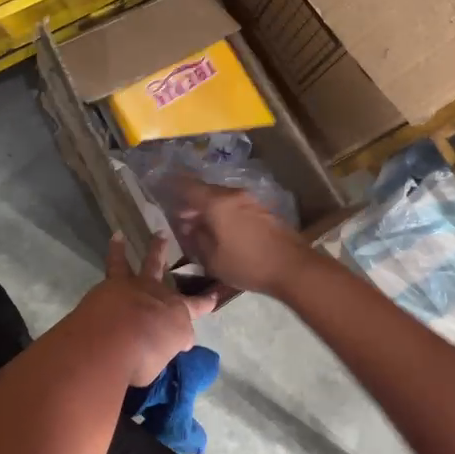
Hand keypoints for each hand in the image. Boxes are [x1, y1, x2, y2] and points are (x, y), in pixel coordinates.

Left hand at [76, 234, 216, 387]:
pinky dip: (117, 249)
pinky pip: (116, 261)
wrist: (115, 339)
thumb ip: (169, 345)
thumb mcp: (163, 357)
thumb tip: (182, 340)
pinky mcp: (115, 281)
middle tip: (183, 261)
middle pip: (174, 282)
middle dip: (179, 273)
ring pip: (150, 262)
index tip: (214, 296)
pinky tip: (117, 236)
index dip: (205, 303)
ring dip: (155, 248)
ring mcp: (139, 285)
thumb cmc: (142, 358)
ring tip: (159, 236)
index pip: (195, 309)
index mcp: (177, 317)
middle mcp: (161, 295)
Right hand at [174, 182, 316, 296]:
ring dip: (208, 209)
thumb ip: (196, 238)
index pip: (188, 186)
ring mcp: (250, 200)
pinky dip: (223, 212)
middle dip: (191, 203)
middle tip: (181, 219)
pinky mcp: (262, 209)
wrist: (292, 267)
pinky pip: (234, 205)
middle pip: (205, 191)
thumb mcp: (212, 258)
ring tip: (201, 227)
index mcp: (217, 202)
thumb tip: (189, 226)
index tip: (162, 187)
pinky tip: (222, 229)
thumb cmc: (247, 264)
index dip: (173, 186)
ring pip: (221, 198)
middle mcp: (233, 194)